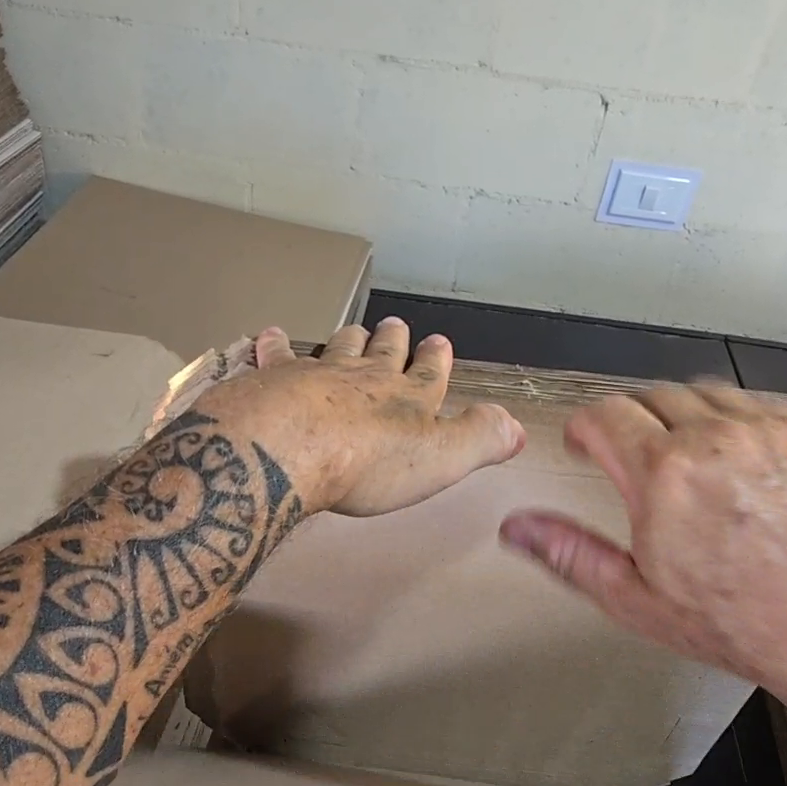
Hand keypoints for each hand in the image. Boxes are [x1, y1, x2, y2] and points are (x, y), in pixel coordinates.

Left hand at [197, 319, 526, 516]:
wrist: (290, 447)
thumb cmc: (366, 461)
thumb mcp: (441, 459)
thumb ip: (480, 438)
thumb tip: (516, 426)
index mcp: (407, 399)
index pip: (429, 374)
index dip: (435, 360)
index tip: (439, 343)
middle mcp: (365, 378)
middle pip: (383, 352)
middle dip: (393, 339)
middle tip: (395, 324)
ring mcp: (318, 374)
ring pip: (339, 348)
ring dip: (349, 339)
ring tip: (353, 330)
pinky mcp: (275, 380)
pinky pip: (277, 356)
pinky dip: (276, 345)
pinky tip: (271, 336)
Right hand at [498, 384, 786, 689]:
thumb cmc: (742, 622)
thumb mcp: (635, 598)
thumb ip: (569, 552)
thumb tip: (517, 528)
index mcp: (662, 476)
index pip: (604, 415)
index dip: (584, 427)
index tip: (584, 444)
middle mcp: (712, 439)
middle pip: (648, 397)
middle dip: (628, 421)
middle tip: (629, 454)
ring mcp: (765, 431)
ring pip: (699, 393)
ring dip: (677, 414)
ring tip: (680, 452)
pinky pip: (752, 401)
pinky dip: (728, 417)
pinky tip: (730, 454)